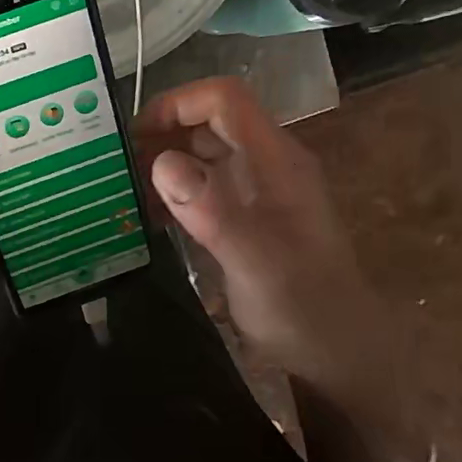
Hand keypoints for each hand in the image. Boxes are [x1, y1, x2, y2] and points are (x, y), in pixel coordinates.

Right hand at [132, 77, 429, 461]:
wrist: (342, 362)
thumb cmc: (305, 311)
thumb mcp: (256, 263)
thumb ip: (213, 212)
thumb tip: (161, 162)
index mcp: (276, 161)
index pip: (224, 99)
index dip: (177, 103)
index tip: (136, 137)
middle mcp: (267, 165)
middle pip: (208, 119)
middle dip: (160, 132)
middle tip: (119, 165)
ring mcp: (256, 189)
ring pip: (201, 150)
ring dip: (161, 160)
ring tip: (125, 189)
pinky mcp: (244, 214)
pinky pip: (200, 182)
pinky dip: (170, 189)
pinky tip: (146, 215)